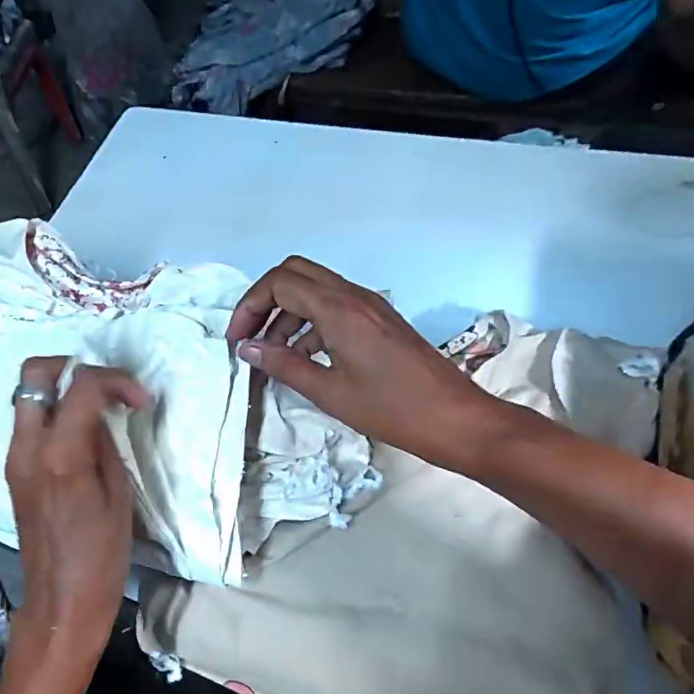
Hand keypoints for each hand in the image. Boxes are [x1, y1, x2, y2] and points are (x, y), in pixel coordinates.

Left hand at [5, 357, 148, 691]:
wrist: (60, 601)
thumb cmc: (101, 557)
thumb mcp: (118, 495)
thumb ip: (104, 444)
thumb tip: (99, 414)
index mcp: (60, 455)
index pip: (80, 385)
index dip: (115, 379)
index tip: (139, 398)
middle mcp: (27, 448)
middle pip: (33, 373)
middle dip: (71, 367)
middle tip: (105, 387)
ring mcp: (14, 458)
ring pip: (27, 395)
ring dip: (61, 389)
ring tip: (97, 408)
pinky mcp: (13, 471)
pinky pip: (28, 422)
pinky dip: (53, 413)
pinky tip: (81, 433)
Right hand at [226, 257, 516, 473]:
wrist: (455, 419)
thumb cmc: (390, 409)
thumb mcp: (328, 391)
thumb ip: (283, 364)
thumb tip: (246, 348)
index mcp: (339, 309)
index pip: (280, 283)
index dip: (250, 306)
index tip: (238, 340)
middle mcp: (354, 296)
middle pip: (295, 274)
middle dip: (264, 300)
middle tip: (249, 337)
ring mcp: (369, 306)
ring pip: (314, 290)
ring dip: (285, 315)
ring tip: (271, 356)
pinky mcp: (378, 320)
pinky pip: (333, 307)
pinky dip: (308, 324)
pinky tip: (301, 358)